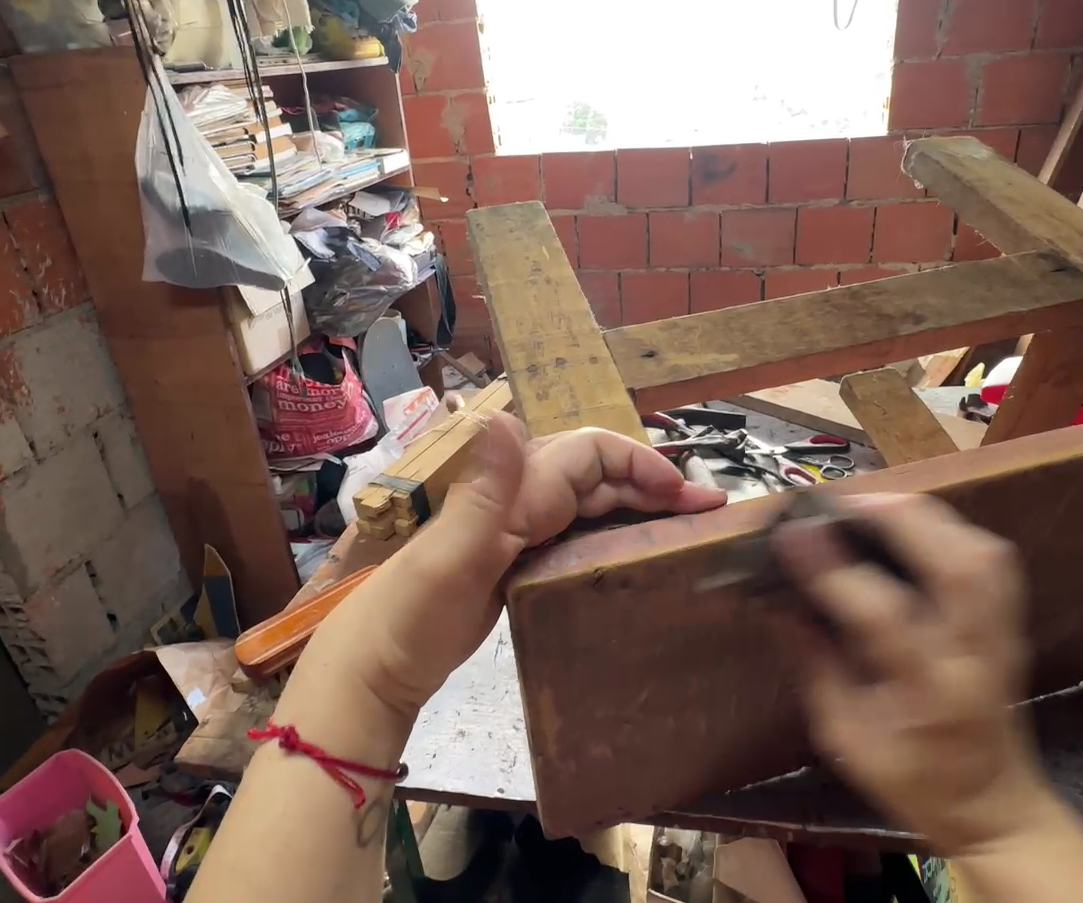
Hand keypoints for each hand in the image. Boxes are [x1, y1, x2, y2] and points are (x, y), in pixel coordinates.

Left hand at [290, 413, 728, 724]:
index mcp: (507, 490)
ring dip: (638, 506)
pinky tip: (637, 550)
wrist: (374, 669)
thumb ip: (481, 491)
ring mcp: (516, 528)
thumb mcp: (446, 559)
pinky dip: (612, 533)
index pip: (586, 453)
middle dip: (652, 483)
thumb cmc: (408, 617)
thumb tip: (500, 413)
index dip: (639, 462)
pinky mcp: (517, 560)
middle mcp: (515, 497)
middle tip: (708, 509)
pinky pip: (575, 533)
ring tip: (686, 526)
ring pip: (589, 501)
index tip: (686, 492)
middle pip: (595, 473)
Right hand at [777, 493, 1053, 856]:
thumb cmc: (911, 779)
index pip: (885, 616)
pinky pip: (992, 558)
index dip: (833, 569)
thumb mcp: (844, 734)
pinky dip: (950, 529)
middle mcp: (976, 657)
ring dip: (923, 517)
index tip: (790, 534)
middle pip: (957, 567)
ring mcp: (1003, 636)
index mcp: (932, 695)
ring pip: (981, 554)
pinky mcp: (1010, 623)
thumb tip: (774, 598)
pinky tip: (912, 525)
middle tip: (839, 504)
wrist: (995, 807)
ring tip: (870, 505)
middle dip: (896, 519)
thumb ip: (813, 661)